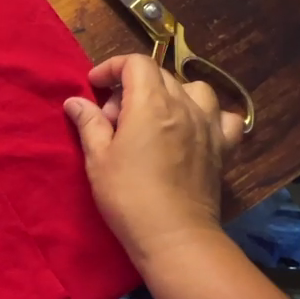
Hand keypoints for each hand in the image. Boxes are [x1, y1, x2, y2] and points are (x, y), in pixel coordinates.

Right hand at [63, 54, 244, 267]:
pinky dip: (209, 115)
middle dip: (132, 86)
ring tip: (154, 117)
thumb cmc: (128, 196)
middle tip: (113, 117)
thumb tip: (76, 101)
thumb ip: (89, 123)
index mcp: (150, 104)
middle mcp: (183, 106)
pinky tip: (194, 129)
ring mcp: (207, 126)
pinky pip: (223, 117)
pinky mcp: (222, 148)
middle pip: (160, 75)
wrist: (174, 236)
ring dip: (171, 93)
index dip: (112, 68)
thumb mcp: (98, 158)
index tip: (95, 87)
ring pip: (194, 89)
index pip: (136, 63)